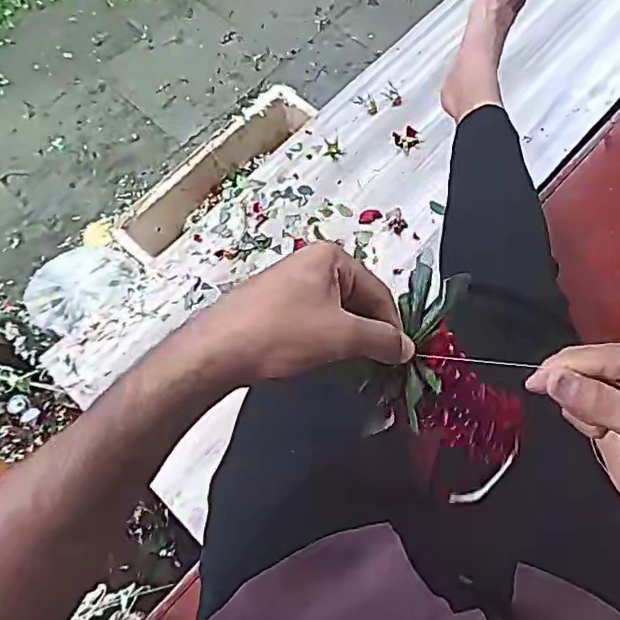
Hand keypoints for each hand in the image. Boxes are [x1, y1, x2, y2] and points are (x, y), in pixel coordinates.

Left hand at [184, 243, 414, 384]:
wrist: (214, 353)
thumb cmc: (278, 333)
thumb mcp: (342, 337)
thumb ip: (382, 340)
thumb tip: (406, 347)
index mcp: (330, 257)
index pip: (379, 291)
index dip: (393, 325)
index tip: (400, 354)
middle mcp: (310, 263)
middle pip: (359, 299)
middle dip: (369, 331)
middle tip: (378, 362)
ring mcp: (289, 283)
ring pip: (337, 312)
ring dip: (348, 337)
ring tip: (350, 362)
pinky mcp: (273, 305)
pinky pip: (314, 318)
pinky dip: (325, 338)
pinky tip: (320, 357)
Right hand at [526, 344, 619, 528]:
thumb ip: (605, 405)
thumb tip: (562, 381)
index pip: (612, 354)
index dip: (574, 365)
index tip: (544, 379)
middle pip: (592, 361)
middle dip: (576, 387)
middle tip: (578, 415)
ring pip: (579, 376)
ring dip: (579, 405)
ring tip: (602, 430)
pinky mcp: (609, 401)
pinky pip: (576, 394)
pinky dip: (578, 414)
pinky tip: (599, 430)